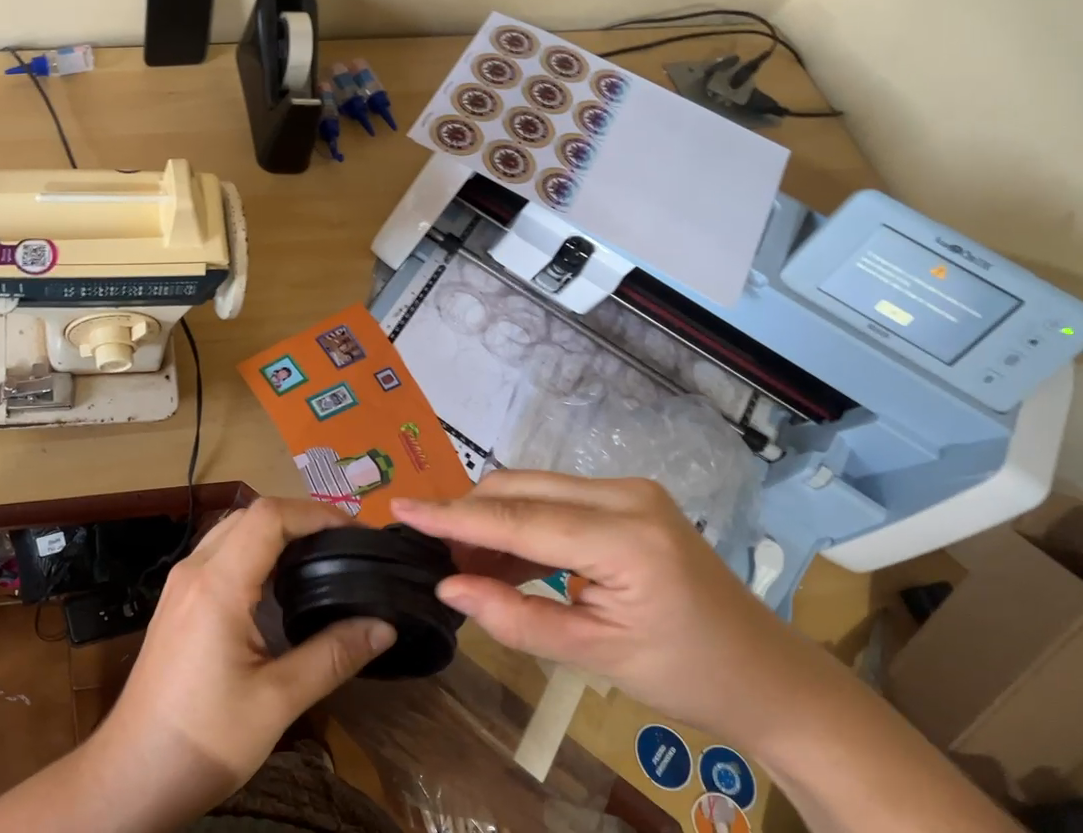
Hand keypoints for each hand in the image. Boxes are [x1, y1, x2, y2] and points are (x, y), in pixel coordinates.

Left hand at [90, 498, 395, 817]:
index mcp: (216, 584)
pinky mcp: (176, 604)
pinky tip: (279, 587)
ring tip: (320, 559)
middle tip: (345, 546)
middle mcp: (192, 572)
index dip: (314, 513)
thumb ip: (332, 656)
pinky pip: (217, 558)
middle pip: (247, 517)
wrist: (138, 769)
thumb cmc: (208, 736)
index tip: (356, 533)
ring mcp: (179, 587)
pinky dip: (252, 554)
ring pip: (229, 534)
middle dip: (298, 519)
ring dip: (273, 534)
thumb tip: (383, 626)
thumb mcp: (279, 699)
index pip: (267, 517)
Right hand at [392, 470, 826, 743]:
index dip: (451, 516)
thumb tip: (448, 589)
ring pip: (529, 490)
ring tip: (467, 568)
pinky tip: (504, 561)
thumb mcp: (596, 657)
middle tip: (436, 564)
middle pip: (517, 491)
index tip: (397, 508)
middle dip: (467, 519)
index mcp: (625, 539)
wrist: (771, 678)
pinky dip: (520, 525)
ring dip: (491, 522)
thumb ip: (517, 618)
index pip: (516, 520)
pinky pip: (552, 500)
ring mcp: (629, 492)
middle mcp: (625, 497)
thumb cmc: (688, 676)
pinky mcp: (627, 500)